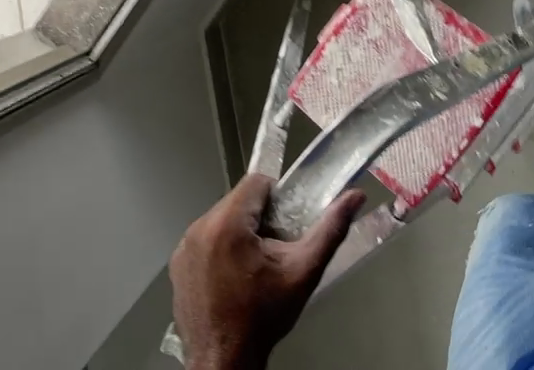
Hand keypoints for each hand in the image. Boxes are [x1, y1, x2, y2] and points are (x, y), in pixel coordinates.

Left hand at [169, 174, 364, 369]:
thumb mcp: (303, 272)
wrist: (224, 362)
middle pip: (237, 200)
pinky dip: (220, 246)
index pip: (255, 182)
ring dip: (239, 231)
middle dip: (258, 216)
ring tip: (255, 265)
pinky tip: (233, 276)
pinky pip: (205, 238)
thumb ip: (330, 229)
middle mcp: (199, 228)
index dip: (276, 196)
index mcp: (227, 224)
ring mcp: (184, 247)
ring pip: (220, 218)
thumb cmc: (264, 316)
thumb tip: (356, 196)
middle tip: (274, 248)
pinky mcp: (177, 264)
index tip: (286, 223)